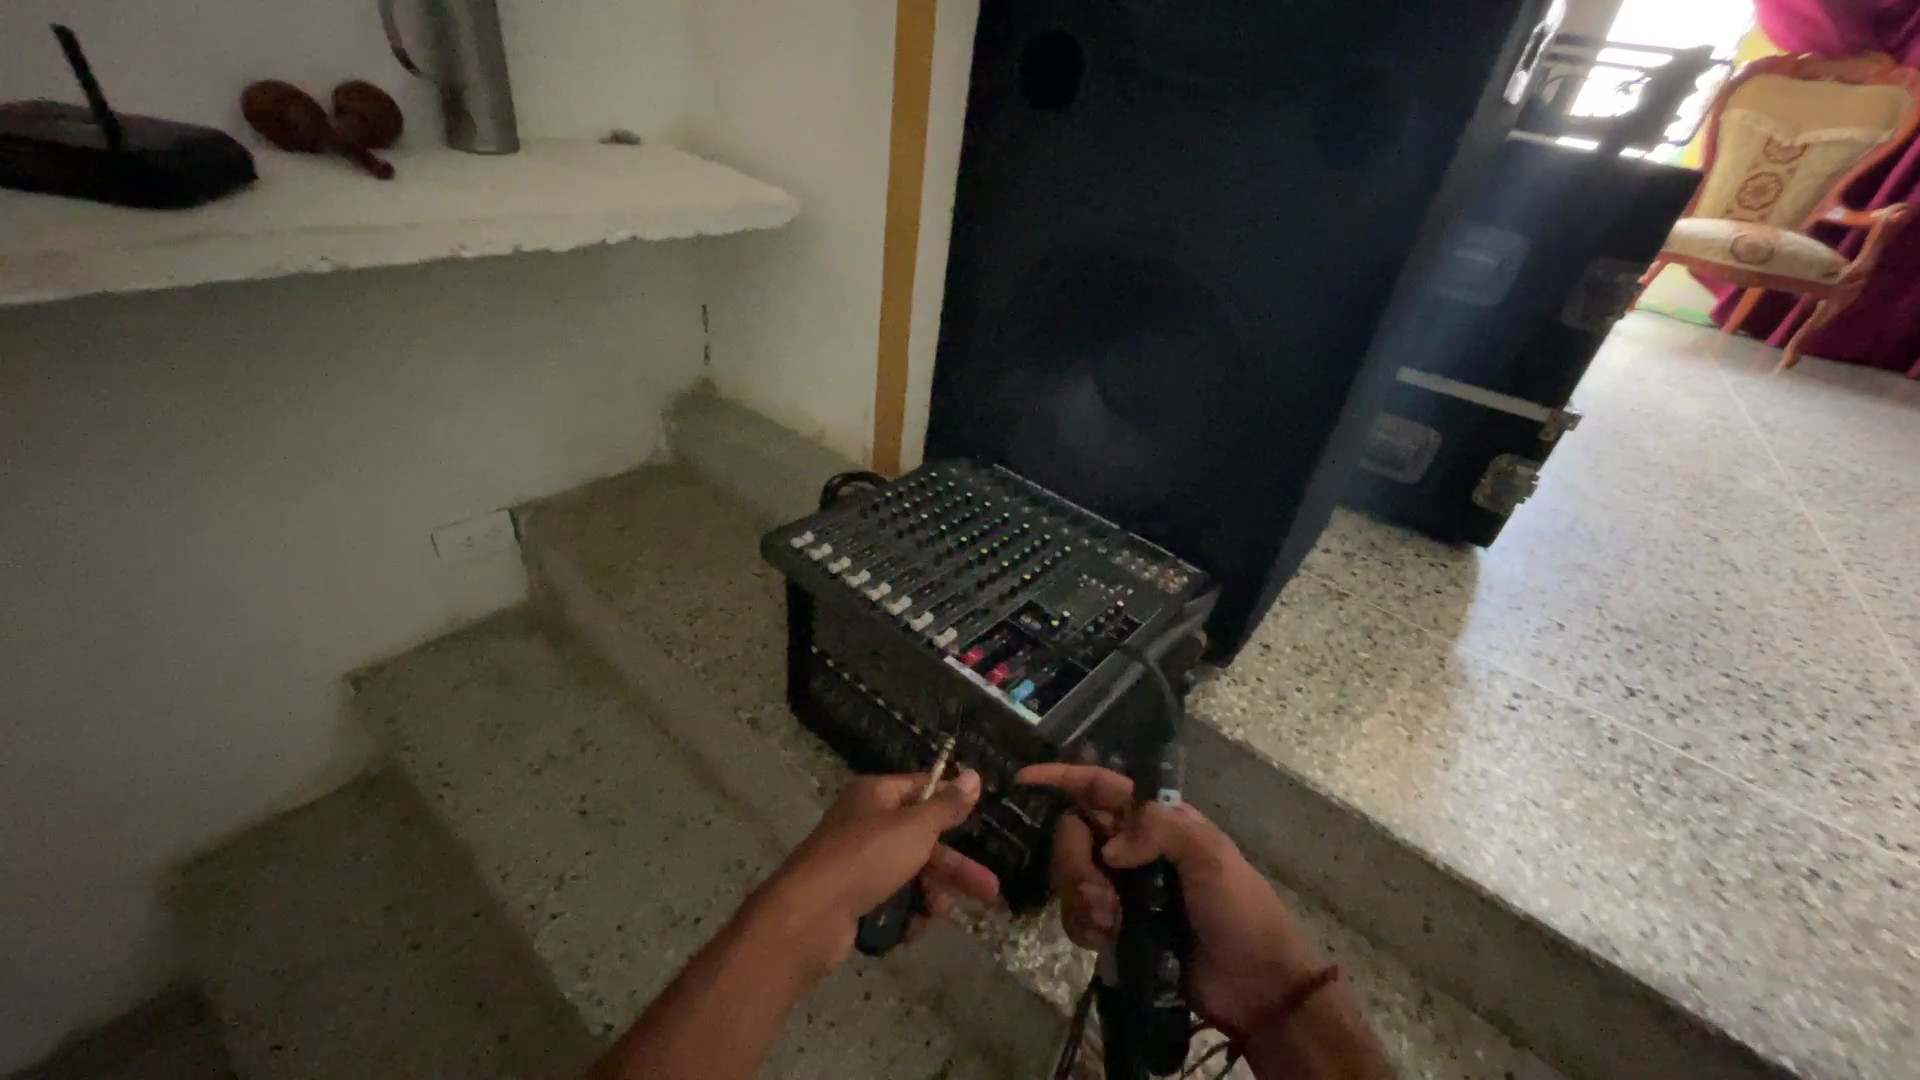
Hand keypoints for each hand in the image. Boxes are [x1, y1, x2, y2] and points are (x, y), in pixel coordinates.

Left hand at [755, 769, 999, 973]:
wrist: (809, 916)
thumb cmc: (866, 858)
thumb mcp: (915, 827)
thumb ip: (946, 807)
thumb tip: (973, 774)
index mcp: (874, 795)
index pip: (920, 788)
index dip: (949, 802)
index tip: (978, 817)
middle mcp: (864, 824)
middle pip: (920, 839)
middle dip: (953, 866)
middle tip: (989, 890)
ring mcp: (856, 864)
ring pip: (907, 873)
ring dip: (931, 893)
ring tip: (945, 914)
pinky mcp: (851, 899)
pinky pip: (889, 901)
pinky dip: (905, 913)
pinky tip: (915, 927)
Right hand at [1019, 763, 1326, 1040]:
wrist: (1256, 988)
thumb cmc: (1239, 910)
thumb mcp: (1210, 856)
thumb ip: (1160, 830)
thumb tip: (1110, 849)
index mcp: (1153, 819)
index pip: (1099, 785)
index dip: (1061, 776)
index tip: (1024, 779)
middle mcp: (1130, 846)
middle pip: (1073, 833)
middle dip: (1075, 862)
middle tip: (1101, 894)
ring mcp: (1120, 887)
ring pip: (1068, 874)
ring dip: (1081, 899)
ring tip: (1112, 925)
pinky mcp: (1113, 927)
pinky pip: (1075, 913)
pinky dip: (1083, 925)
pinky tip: (1108, 940)